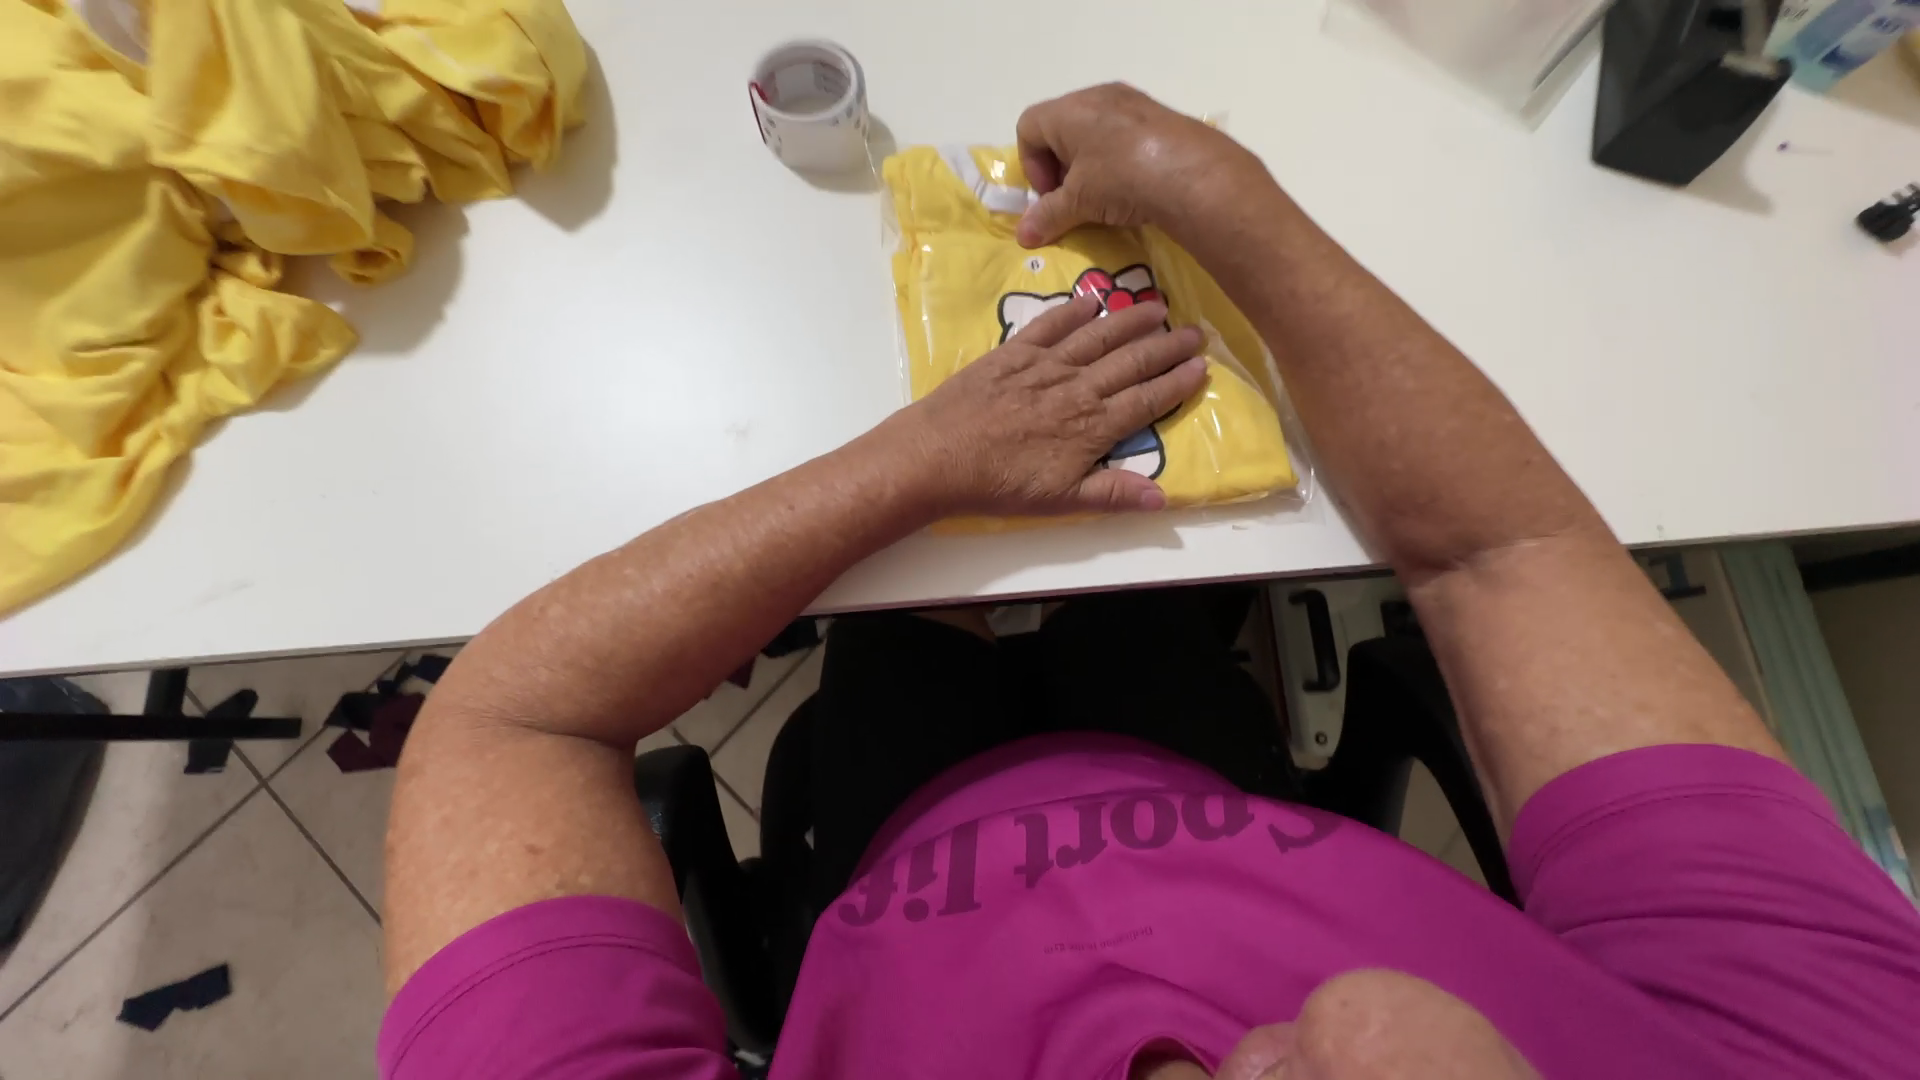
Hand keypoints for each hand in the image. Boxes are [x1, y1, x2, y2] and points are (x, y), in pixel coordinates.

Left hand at [886, 293, 1207, 516]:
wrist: (936, 457)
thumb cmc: (997, 486)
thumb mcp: (1059, 501)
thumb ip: (1112, 494)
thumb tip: (1164, 498)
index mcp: (1091, 427)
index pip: (1146, 400)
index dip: (1176, 384)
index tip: (1202, 367)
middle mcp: (1075, 388)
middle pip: (1130, 362)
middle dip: (1166, 348)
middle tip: (1195, 331)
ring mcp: (1043, 366)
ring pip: (1097, 337)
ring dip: (1130, 321)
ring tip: (1158, 307)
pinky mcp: (1012, 354)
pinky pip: (1050, 326)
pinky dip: (1072, 311)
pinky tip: (1091, 300)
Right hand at [1014, 83, 1272, 248]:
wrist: (1191, 174)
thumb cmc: (1120, 178)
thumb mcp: (1079, 201)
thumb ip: (1047, 216)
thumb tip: (1023, 236)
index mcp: (1069, 110)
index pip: (1028, 127)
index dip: (1032, 165)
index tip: (1050, 195)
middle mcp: (1097, 96)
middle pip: (1059, 128)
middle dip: (1059, 167)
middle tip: (1072, 199)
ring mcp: (1130, 103)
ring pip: (1092, 132)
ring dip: (1087, 167)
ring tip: (1101, 197)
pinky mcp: (1156, 118)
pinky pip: (1121, 136)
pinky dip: (1115, 161)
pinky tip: (1129, 188)